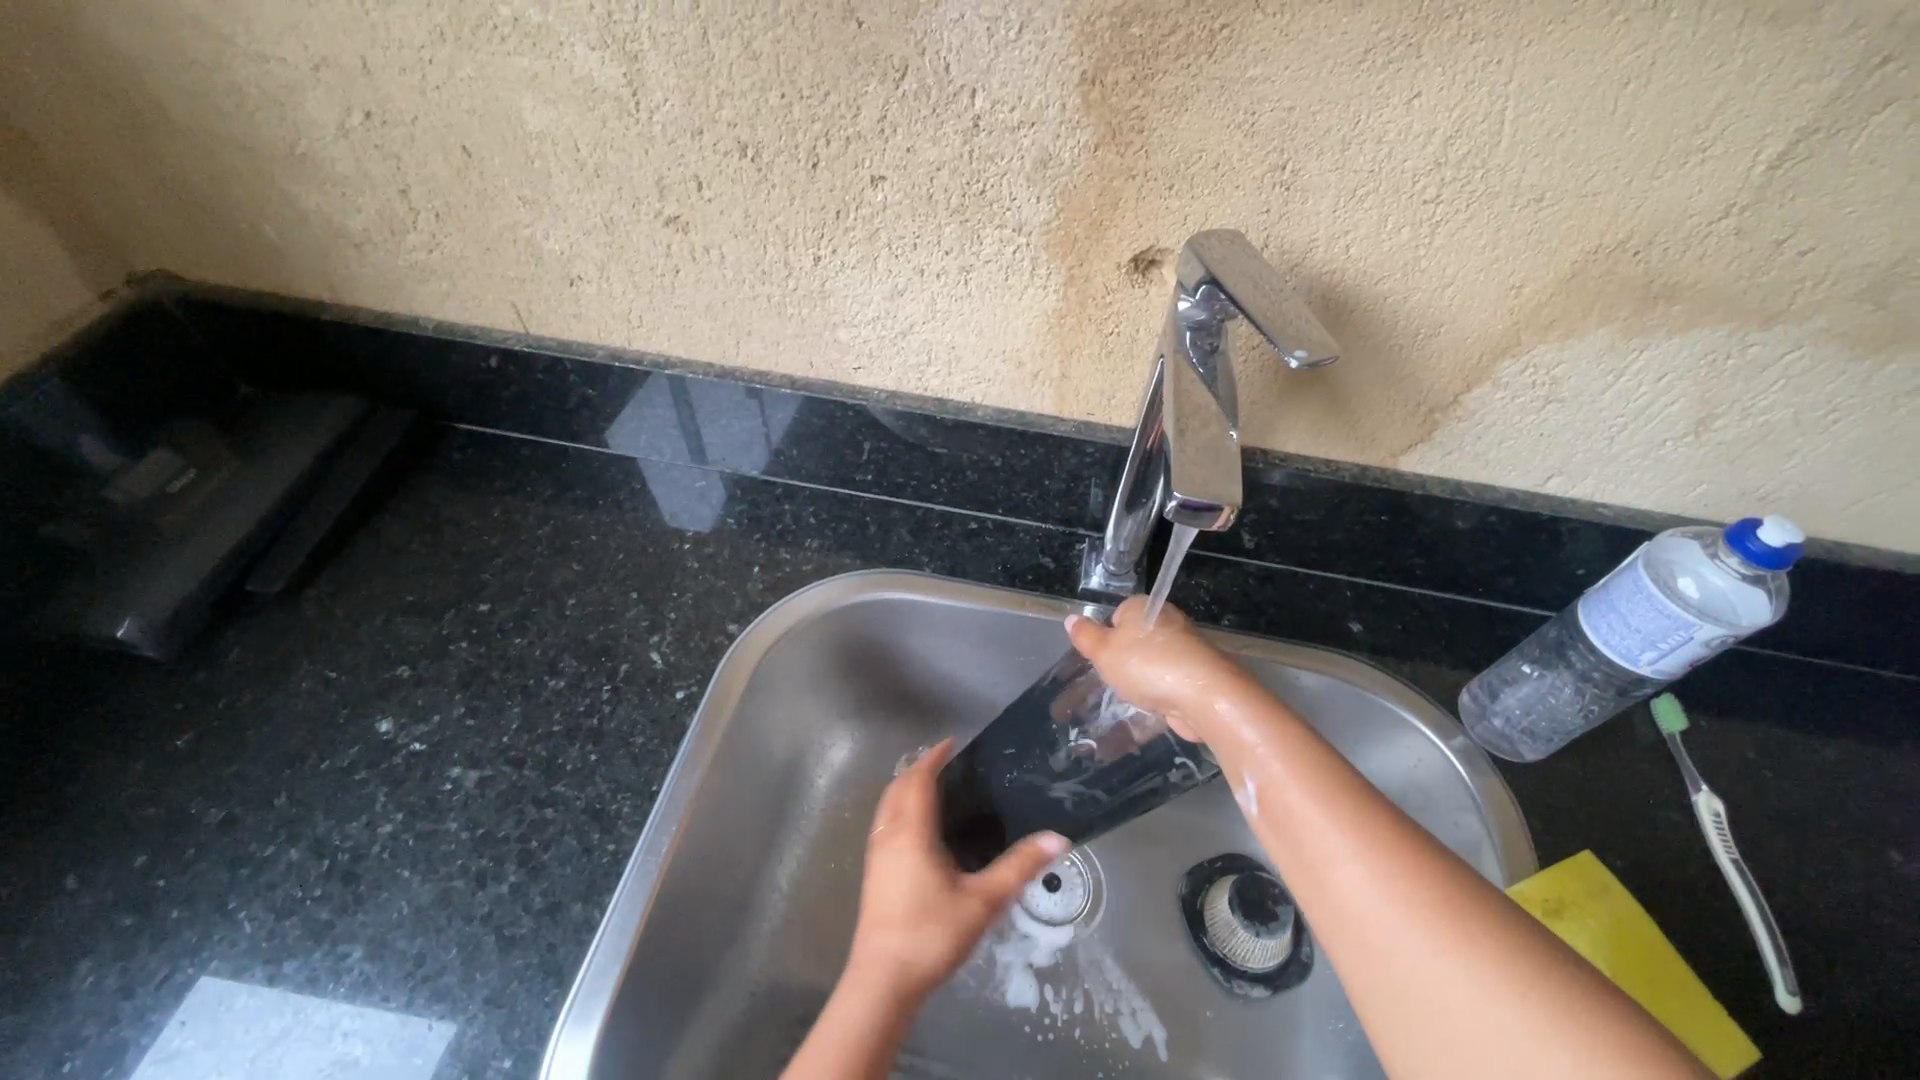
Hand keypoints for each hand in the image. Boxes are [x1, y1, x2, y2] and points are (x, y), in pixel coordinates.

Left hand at [846, 739, 1068, 1002]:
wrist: (883, 981)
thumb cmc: (932, 934)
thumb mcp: (984, 901)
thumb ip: (1019, 868)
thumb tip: (1058, 839)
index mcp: (912, 832)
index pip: (918, 780)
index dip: (933, 758)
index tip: (951, 743)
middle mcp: (888, 836)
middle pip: (897, 788)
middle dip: (917, 770)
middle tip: (945, 763)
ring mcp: (876, 857)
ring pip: (886, 808)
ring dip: (904, 790)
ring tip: (932, 790)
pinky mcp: (873, 876)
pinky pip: (883, 826)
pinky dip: (898, 811)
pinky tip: (915, 832)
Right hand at [1065, 596, 1261, 742]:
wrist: (1204, 696)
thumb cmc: (1147, 666)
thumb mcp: (1103, 650)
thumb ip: (1085, 635)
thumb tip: (1072, 618)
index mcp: (1144, 607)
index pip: (1117, 615)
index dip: (1106, 637)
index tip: (1103, 658)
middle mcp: (1167, 621)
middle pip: (1134, 641)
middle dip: (1122, 662)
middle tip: (1113, 679)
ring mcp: (1185, 648)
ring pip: (1151, 664)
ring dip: (1140, 682)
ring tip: (1132, 698)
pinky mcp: (1196, 674)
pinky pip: (1168, 683)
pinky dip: (1159, 695)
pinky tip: (1152, 708)